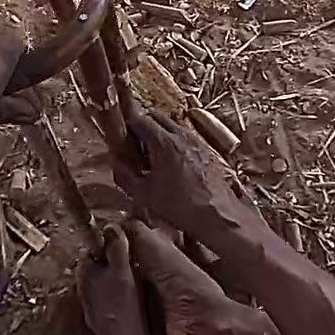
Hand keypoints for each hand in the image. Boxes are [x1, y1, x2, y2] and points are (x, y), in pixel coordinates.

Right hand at [112, 102, 243, 235]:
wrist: (219, 217)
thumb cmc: (181, 206)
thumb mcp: (144, 194)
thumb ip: (125, 174)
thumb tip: (115, 161)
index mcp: (163, 142)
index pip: (138, 118)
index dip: (125, 124)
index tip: (117, 134)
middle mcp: (180, 136)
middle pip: (155, 116)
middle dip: (140, 125)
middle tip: (131, 145)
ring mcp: (194, 142)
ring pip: (169, 126)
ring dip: (156, 134)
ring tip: (148, 158)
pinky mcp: (203, 152)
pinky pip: (182, 138)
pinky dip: (170, 143)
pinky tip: (167, 167)